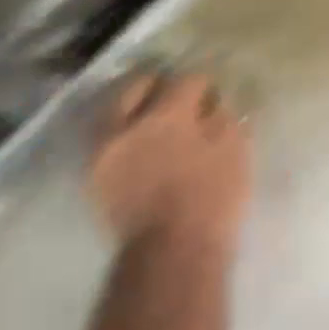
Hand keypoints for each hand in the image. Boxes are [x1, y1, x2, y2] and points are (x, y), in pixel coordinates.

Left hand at [87, 72, 249, 247]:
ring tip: (154, 122)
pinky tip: (138, 147)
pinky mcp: (93, 171)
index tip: (212, 94)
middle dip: (159, 86)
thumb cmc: (214, 199)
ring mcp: (103, 147)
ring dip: (134, 108)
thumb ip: (225, 121)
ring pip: (114, 110)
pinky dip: (122, 134)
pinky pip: (106, 138)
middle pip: (137, 86)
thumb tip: (216, 103)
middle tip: (177, 98)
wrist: (172, 247)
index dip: (203, 85)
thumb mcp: (235, 156)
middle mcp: (127, 123)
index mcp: (168, 116)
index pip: (186, 81)